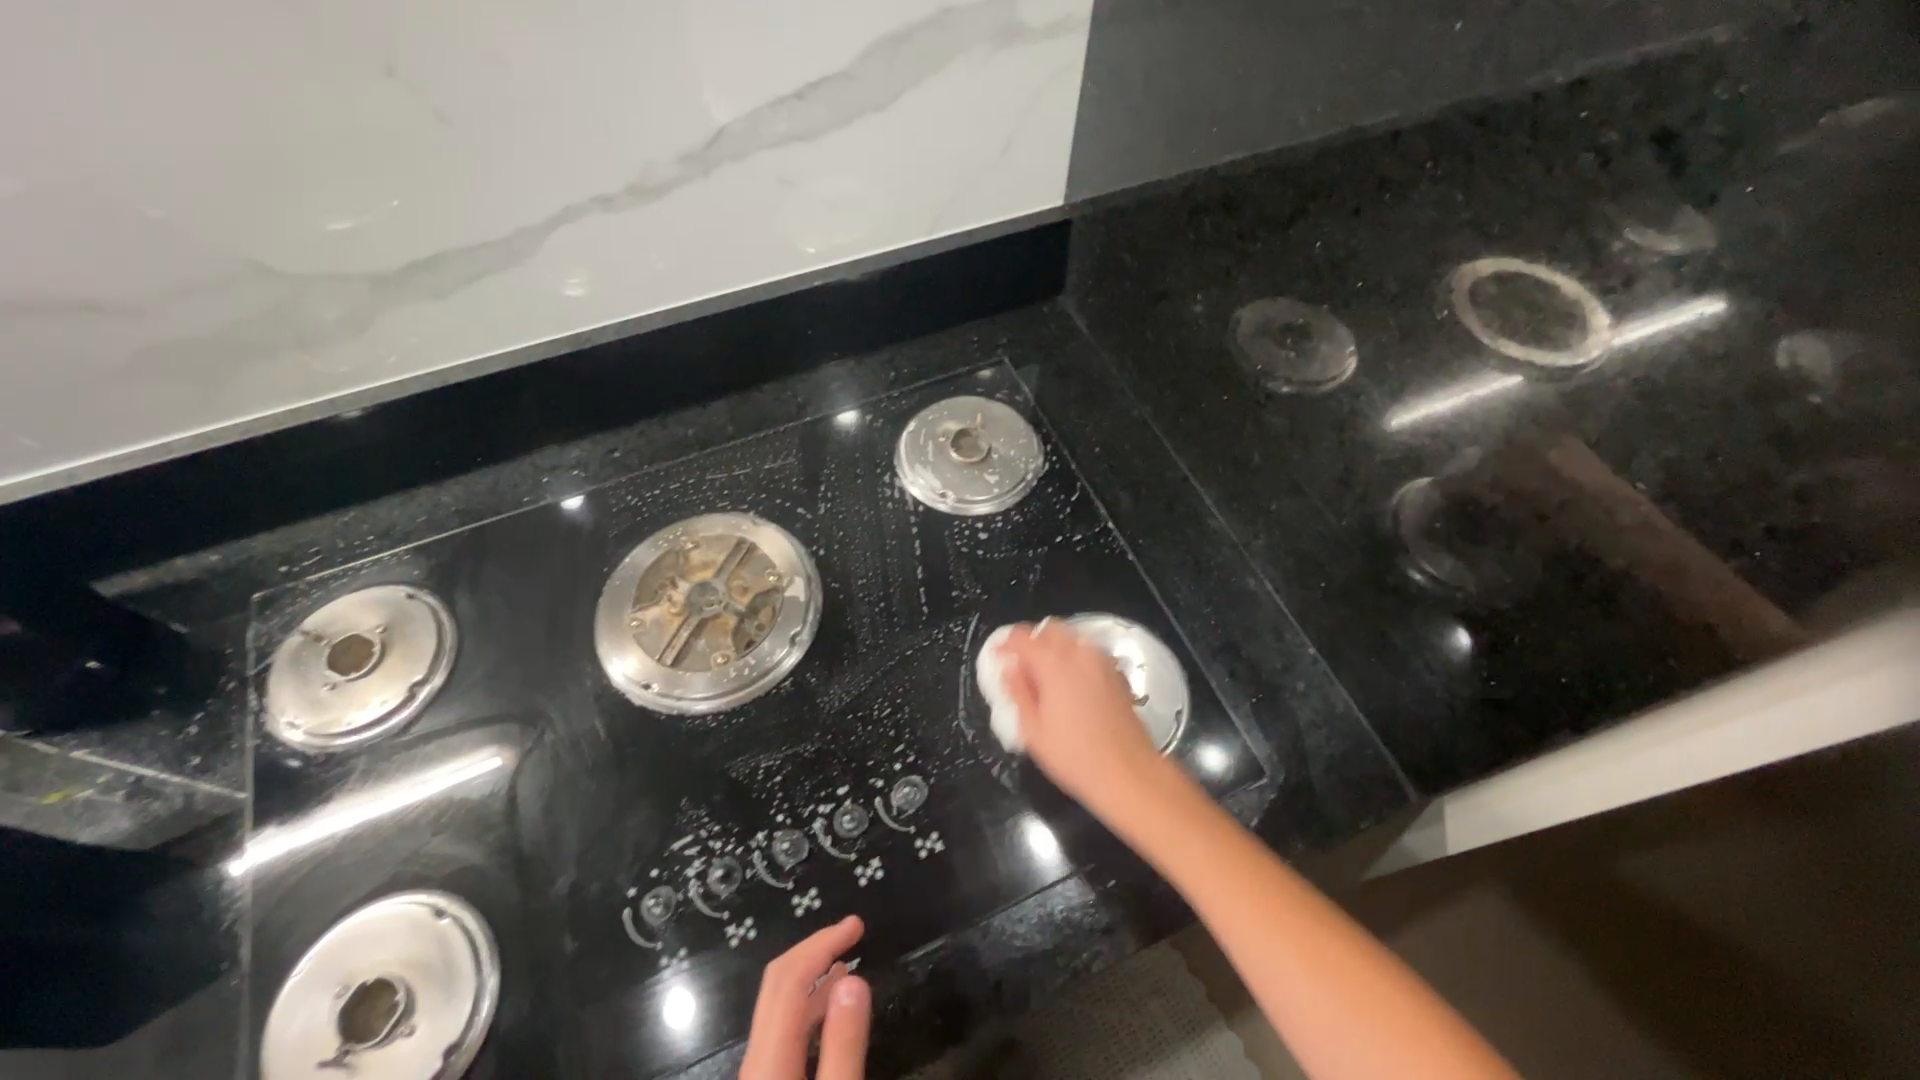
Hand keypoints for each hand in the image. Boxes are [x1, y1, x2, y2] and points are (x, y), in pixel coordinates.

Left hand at [740, 916, 870, 1079]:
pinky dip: (810, 1002)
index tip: (856, 926)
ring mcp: (759, 1066)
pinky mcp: (767, 1076)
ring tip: (846, 960)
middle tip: (851, 930)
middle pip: (778, 983)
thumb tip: (854, 981)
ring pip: (779, 1004)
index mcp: (770, 1056)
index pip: (791, 979)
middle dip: (815, 948)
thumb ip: (844, 1045)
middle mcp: (757, 1054)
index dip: (823, 944)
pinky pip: (784, 1025)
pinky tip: (831, 1007)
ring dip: (812, 973)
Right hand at [993, 620, 1172, 815]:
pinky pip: (1089, 654)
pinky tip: (1069, 685)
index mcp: (1053, 664)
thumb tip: (1008, 670)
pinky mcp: (1117, 674)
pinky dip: (1074, 659)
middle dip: (1032, 641)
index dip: (1006, 644)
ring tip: (1044, 677)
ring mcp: (1102, 662)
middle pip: (1050, 629)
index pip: (1022, 637)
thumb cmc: (1074, 756)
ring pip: (1072, 639)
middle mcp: (1080, 654)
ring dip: (1054, 649)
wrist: (1128, 772)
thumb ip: (1017, 692)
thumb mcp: (1032, 730)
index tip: (998, 657)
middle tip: (1020, 666)